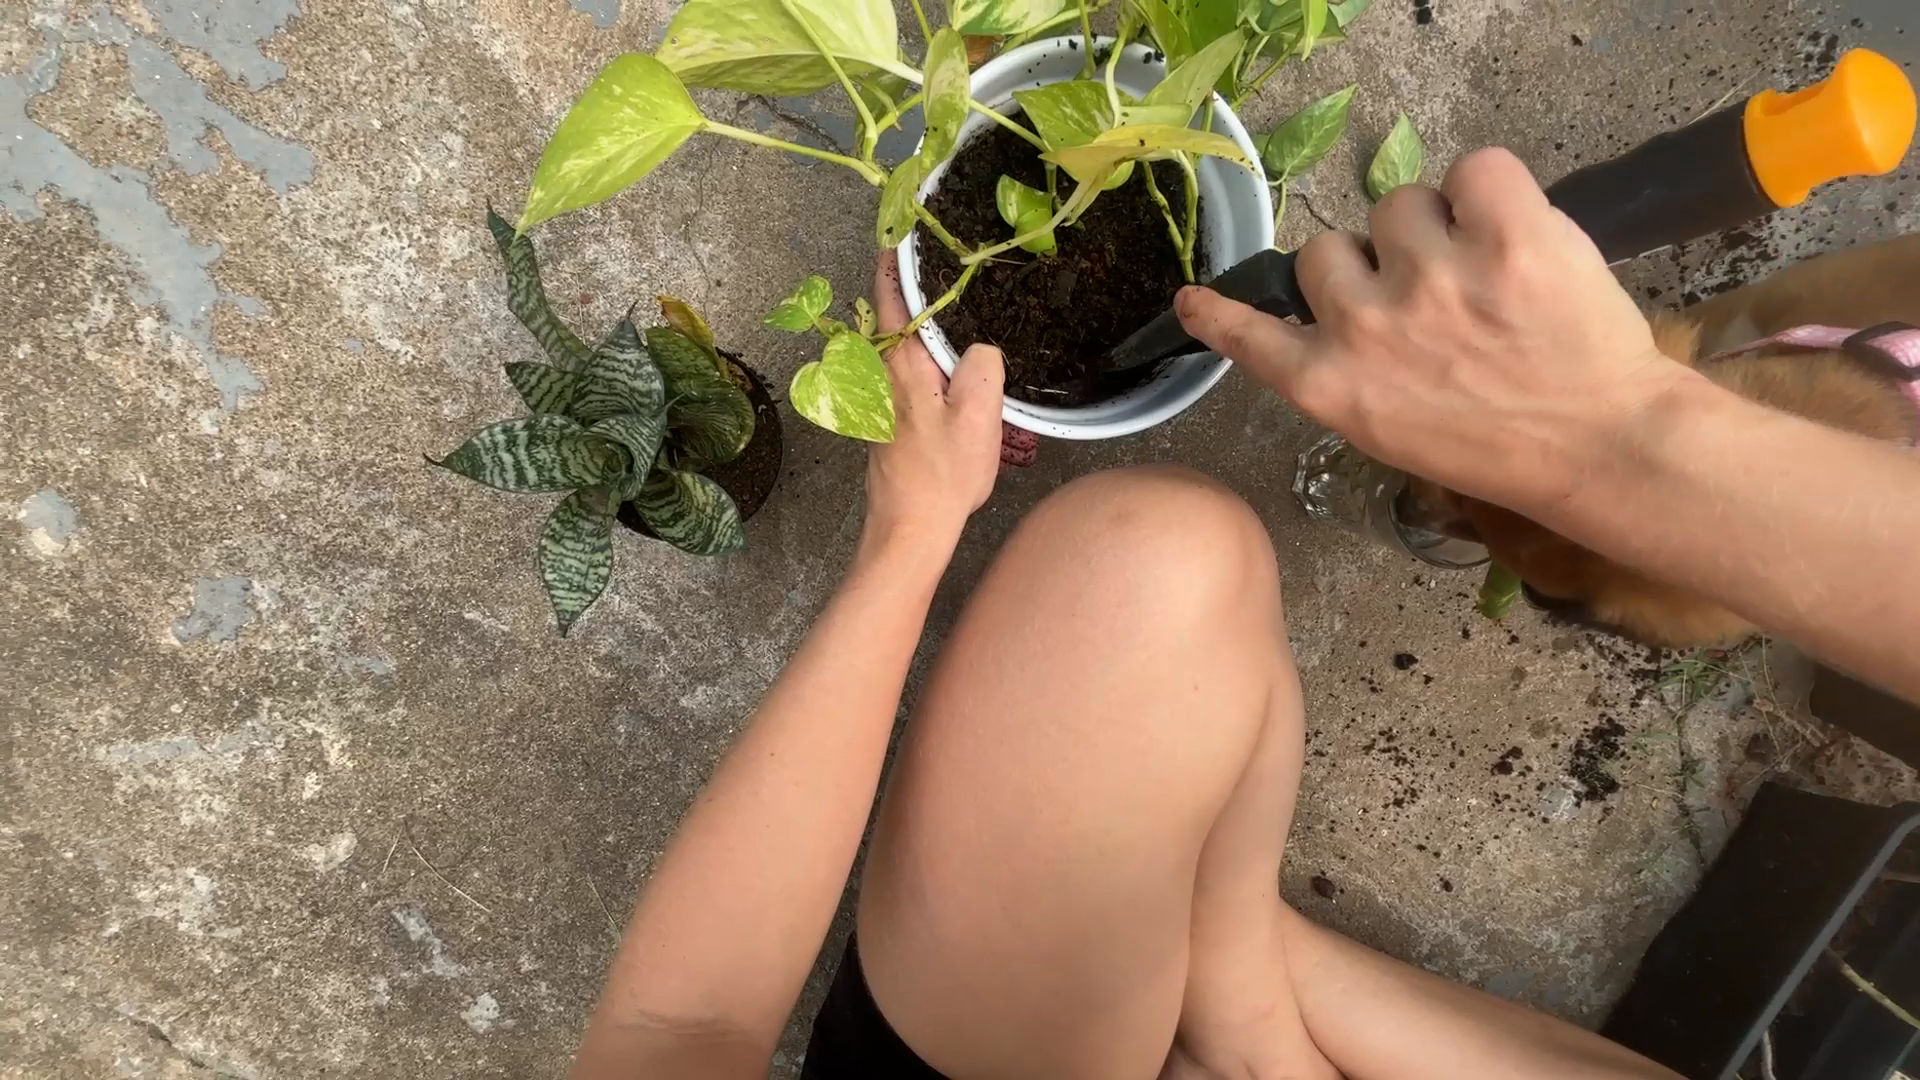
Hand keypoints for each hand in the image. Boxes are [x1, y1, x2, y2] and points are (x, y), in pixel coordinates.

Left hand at [865, 251, 1005, 549]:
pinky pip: (904, 374)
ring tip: (950, 308)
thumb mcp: (978, 416)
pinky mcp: (887, 423)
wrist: (910, 529)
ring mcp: (881, 402)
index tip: (899, 229)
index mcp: (903, 366)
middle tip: (939, 262)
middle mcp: (883, 378)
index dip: (894, 260)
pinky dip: (920, 356)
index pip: (892, 297)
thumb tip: (979, 349)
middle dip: (908, 287)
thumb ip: (981, 366)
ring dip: (917, 324)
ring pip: (897, 348)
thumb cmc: (944, 475)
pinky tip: (946, 366)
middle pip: (892, 318)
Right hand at [1175, 149, 1696, 516]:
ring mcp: (1432, 278)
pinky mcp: (1509, 235)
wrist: (1590, 443)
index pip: (1250, 336)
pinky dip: (1487, 191)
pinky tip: (1506, 231)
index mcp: (1326, 383)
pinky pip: (1471, 168)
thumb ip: (1332, 369)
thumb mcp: (1374, 426)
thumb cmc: (1477, 445)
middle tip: (1415, 294)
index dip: (1218, 314)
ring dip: (1427, 227)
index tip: (1190, 301)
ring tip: (1471, 268)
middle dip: (1364, 263)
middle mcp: (1362, 327)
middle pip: (1326, 248)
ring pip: (1397, 203)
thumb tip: (1326, 309)